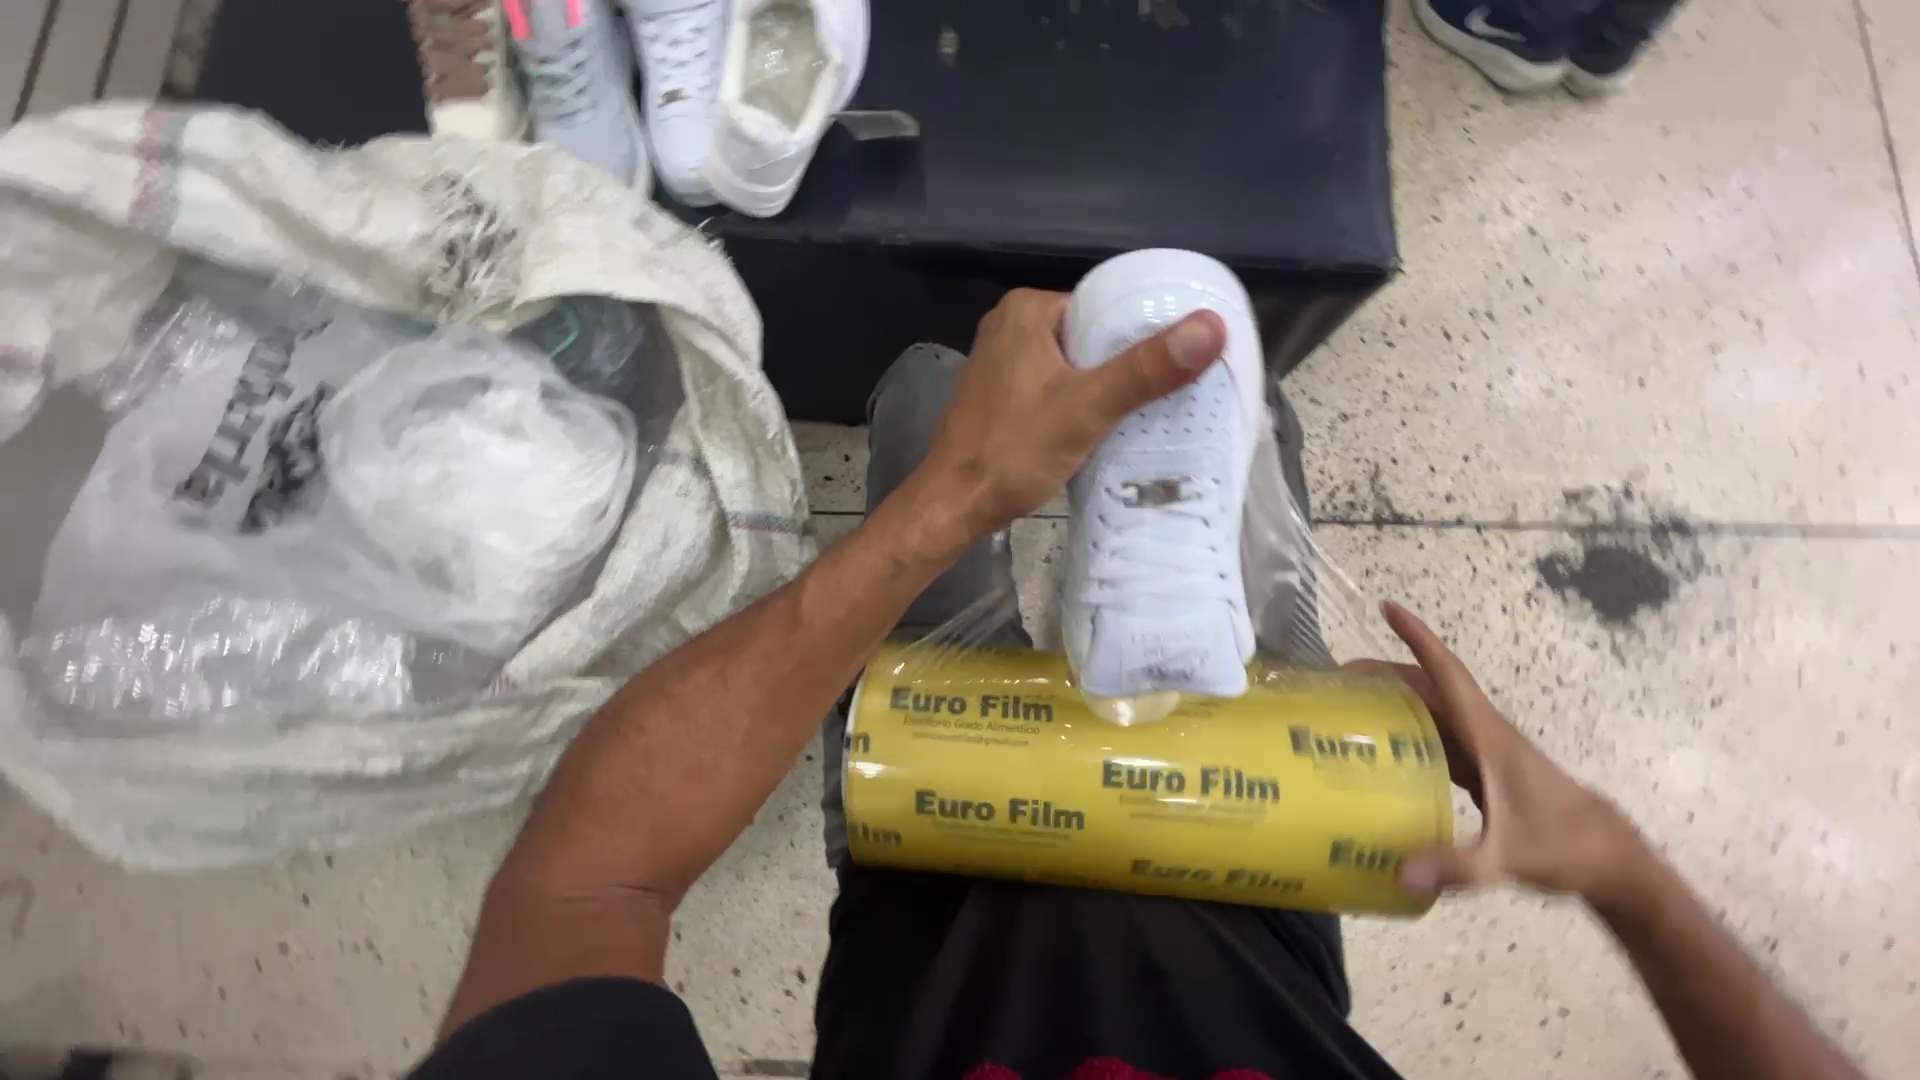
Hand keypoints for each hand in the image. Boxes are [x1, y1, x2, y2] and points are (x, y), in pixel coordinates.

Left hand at [912, 288, 1226, 536]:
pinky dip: (1079, 404)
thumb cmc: (1013, 452)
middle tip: (1172, 392)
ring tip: (1147, 412)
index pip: (1105, 305)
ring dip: (1105, 389)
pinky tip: (1104, 428)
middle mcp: (1009, 327)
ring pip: (1074, 366)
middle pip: (1092, 336)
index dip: (1145, 332)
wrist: (953, 505)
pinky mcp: (1000, 396)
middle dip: (1128, 364)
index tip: (1181, 360)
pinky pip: (1055, 388)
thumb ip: (1146, 369)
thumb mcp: (1087, 408)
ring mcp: (1001, 363)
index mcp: (1027, 310)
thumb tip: (1212, 327)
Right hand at [1350, 602, 1647, 907]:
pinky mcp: (1478, 765)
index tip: (1388, 608)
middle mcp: (1480, 730)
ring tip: (1343, 703)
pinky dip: (1401, 726)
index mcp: (1486, 734)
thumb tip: (1400, 872)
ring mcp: (1480, 746)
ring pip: (1428, 706)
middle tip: (1332, 677)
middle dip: (1382, 671)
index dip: (1419, 638)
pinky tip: (1376, 744)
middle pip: (1426, 684)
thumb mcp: (1509, 858)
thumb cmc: (1565, 846)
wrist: (1609, 859)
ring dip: (1389, 696)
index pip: (1448, 673)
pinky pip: (1432, 732)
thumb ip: (1457, 865)